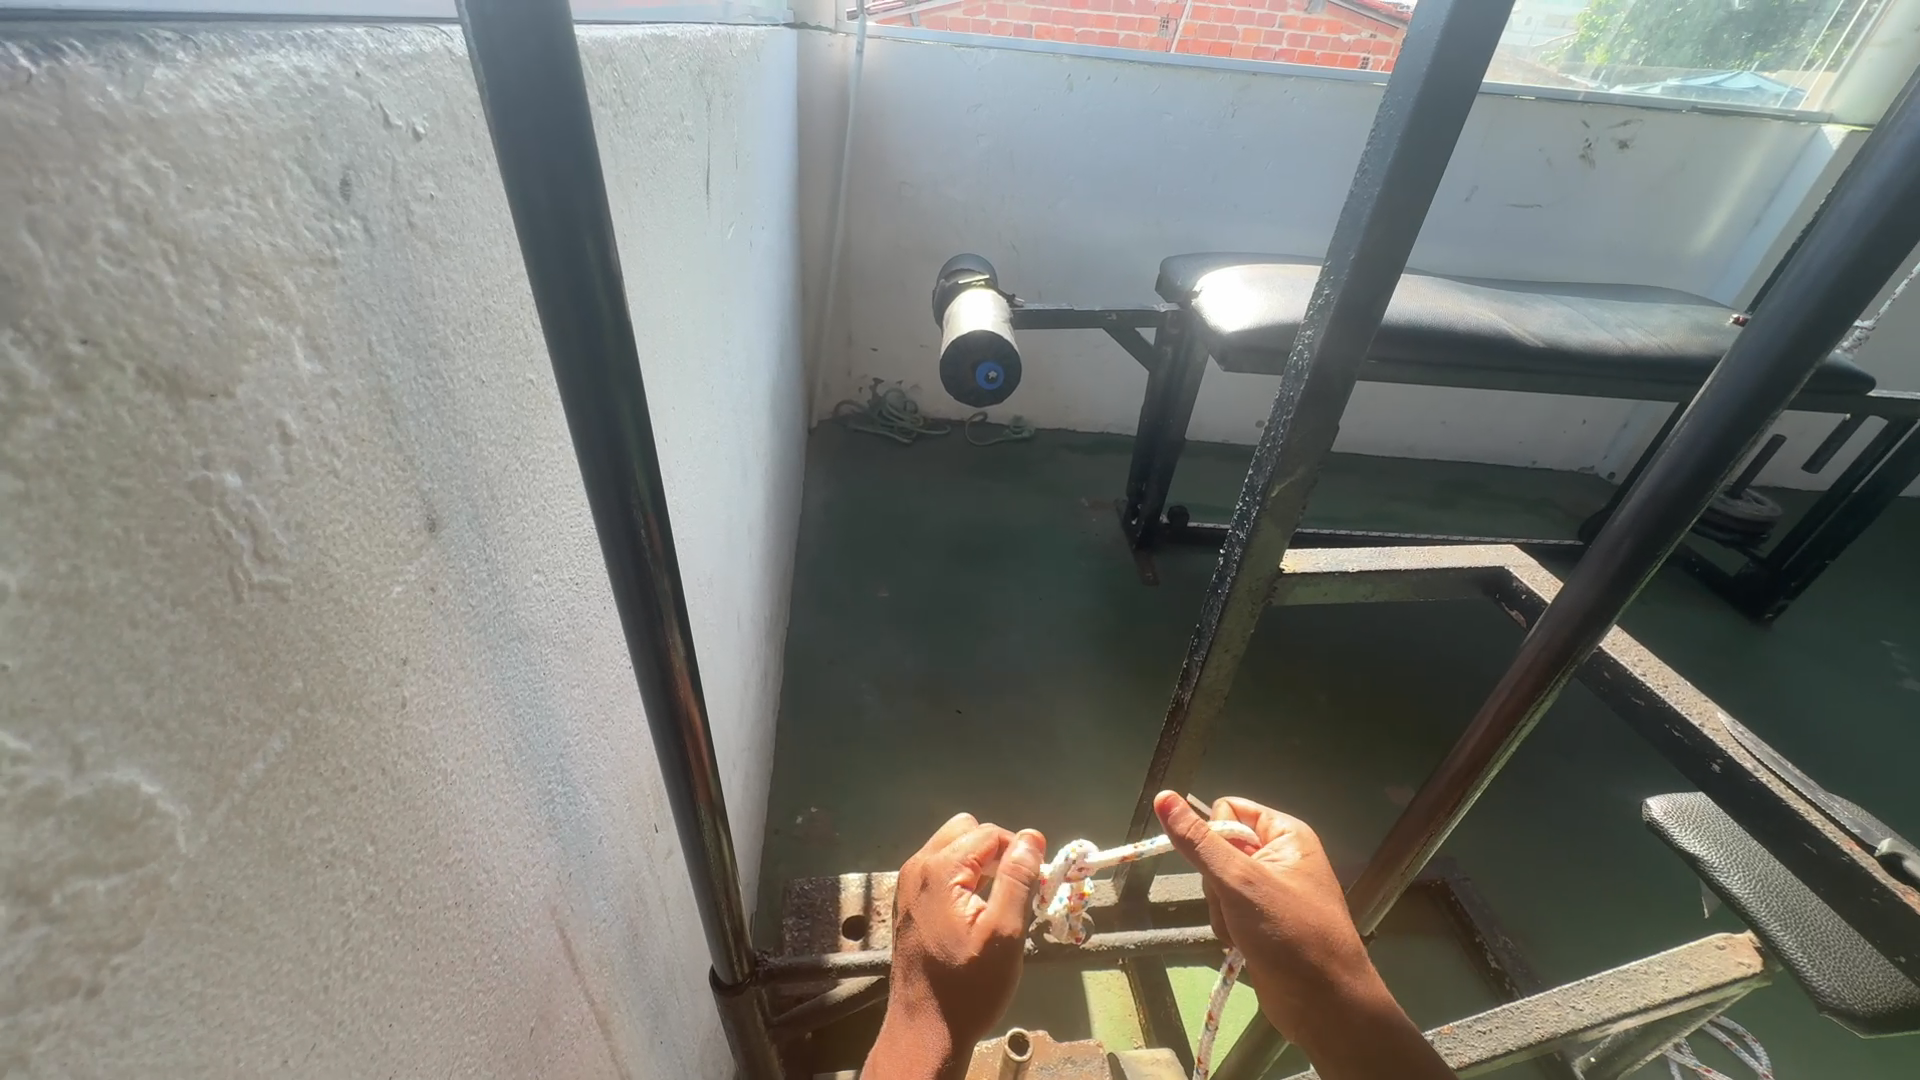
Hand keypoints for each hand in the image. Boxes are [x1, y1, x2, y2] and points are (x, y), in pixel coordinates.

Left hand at [865, 813, 1046, 1079]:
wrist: (924, 1032)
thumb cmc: (968, 987)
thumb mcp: (1005, 933)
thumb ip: (1018, 879)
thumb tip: (1031, 837)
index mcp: (940, 869)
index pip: (989, 834)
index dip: (1017, 853)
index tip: (1033, 884)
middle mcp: (918, 866)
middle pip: (966, 831)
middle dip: (995, 852)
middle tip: (1012, 891)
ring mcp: (909, 883)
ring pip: (952, 847)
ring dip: (979, 864)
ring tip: (996, 903)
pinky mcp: (909, 901)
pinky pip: (940, 868)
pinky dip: (962, 877)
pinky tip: (974, 912)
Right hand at [1155, 792, 1452, 1078]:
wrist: (1327, 1010)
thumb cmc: (1291, 935)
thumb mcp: (1239, 882)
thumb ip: (1197, 841)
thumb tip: (1163, 796)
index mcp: (1284, 834)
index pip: (1227, 810)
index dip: (1215, 834)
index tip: (1224, 865)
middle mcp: (1278, 856)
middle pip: (1217, 846)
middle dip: (1216, 880)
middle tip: (1235, 903)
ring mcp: (1269, 890)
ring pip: (1216, 880)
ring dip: (1219, 907)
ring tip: (1241, 930)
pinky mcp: (1261, 919)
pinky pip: (1224, 906)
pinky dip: (1226, 924)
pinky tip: (1241, 943)